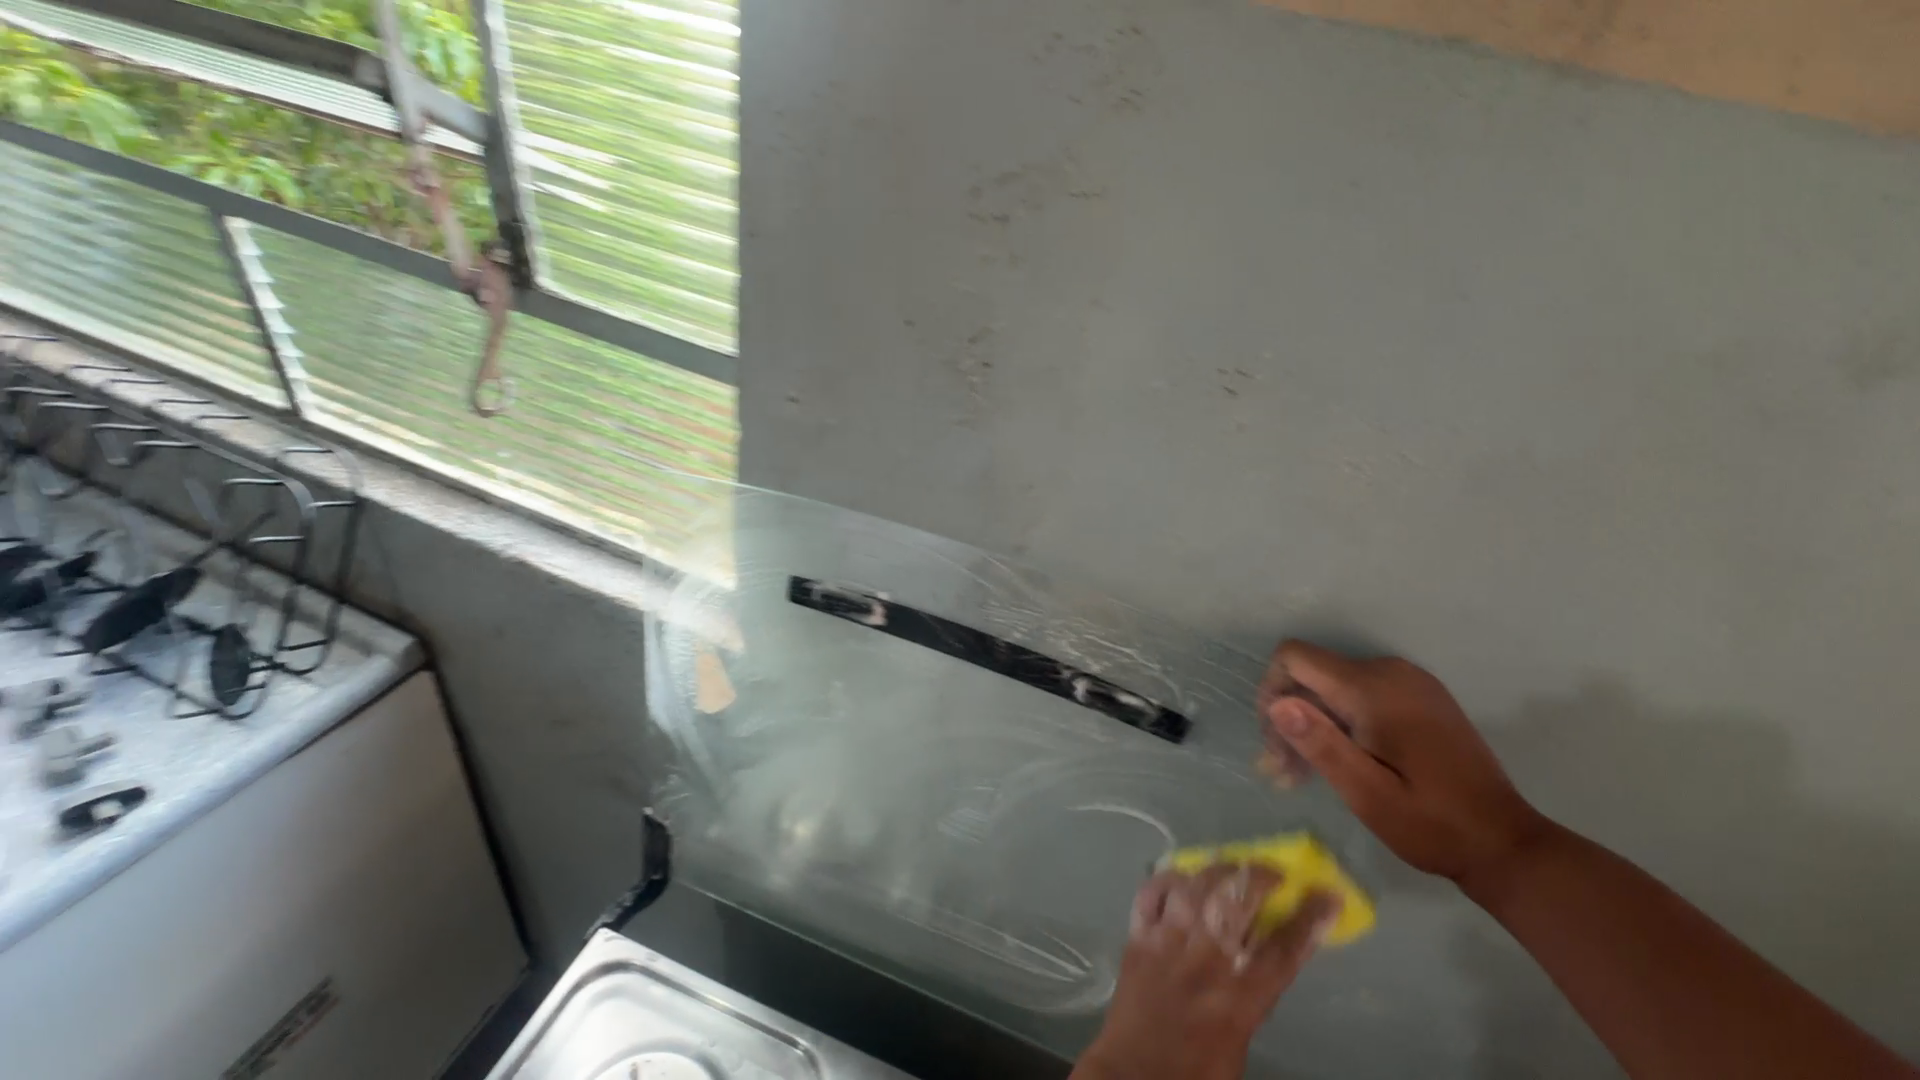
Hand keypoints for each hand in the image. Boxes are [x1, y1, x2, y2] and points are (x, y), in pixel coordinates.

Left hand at [1072, 866, 1340, 1079]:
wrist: (1135, 1075)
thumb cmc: (1196, 1068)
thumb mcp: (1241, 1034)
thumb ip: (1252, 992)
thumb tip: (1259, 955)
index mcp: (1240, 998)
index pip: (1284, 949)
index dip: (1311, 919)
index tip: (1328, 895)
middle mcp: (1205, 962)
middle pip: (1236, 902)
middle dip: (1259, 878)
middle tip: (1273, 874)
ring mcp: (1167, 944)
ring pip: (1194, 887)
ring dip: (1216, 870)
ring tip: (1231, 867)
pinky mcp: (1137, 938)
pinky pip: (1150, 893)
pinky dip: (1166, 879)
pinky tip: (1180, 878)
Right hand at [1260, 640, 1548, 886]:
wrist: (1503, 843)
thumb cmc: (1431, 824)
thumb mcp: (1366, 794)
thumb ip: (1321, 743)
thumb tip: (1277, 703)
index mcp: (1375, 689)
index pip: (1295, 658)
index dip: (1272, 692)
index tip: (1275, 742)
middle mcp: (1390, 671)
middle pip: (1311, 674)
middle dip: (1289, 717)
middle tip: (1284, 773)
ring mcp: (1409, 683)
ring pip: (1332, 686)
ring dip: (1311, 724)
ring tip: (1302, 776)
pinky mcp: (1419, 698)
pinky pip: (1360, 695)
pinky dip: (1339, 723)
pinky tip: (1338, 763)